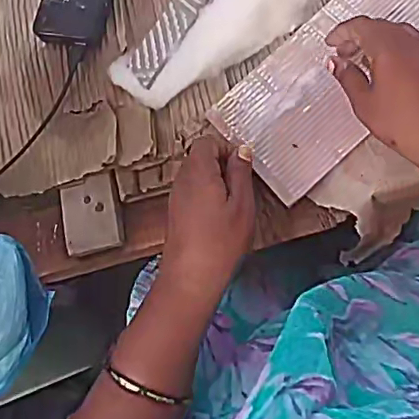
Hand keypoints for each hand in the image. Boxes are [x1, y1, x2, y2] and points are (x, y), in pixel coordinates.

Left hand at [159, 136, 256, 293]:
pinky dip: (206, 194)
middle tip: (241, 185)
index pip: (207, 141)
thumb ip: (241, 173)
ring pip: (195, 173)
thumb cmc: (220, 242)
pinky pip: (191, 190)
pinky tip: (219, 216)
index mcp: (198, 171)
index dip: (227, 148)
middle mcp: (182, 178)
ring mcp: (176, 195)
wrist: (191, 277)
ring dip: (215, 180)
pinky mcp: (175, 211)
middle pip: (200, 156)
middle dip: (221, 164)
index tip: (242, 166)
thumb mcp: (242, 204)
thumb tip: (241, 151)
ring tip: (232, 203)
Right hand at [326, 17, 418, 177]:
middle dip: (357, 35)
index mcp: (389, 49)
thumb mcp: (364, 103)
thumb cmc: (409, 125)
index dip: (342, 32)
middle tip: (343, 51)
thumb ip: (348, 78)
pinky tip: (390, 63)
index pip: (360, 27)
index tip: (333, 41)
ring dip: (377, 38)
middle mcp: (409, 45)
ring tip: (363, 57)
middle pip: (378, 26)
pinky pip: (412, 42)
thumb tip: (339, 65)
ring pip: (396, 31)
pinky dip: (396, 46)